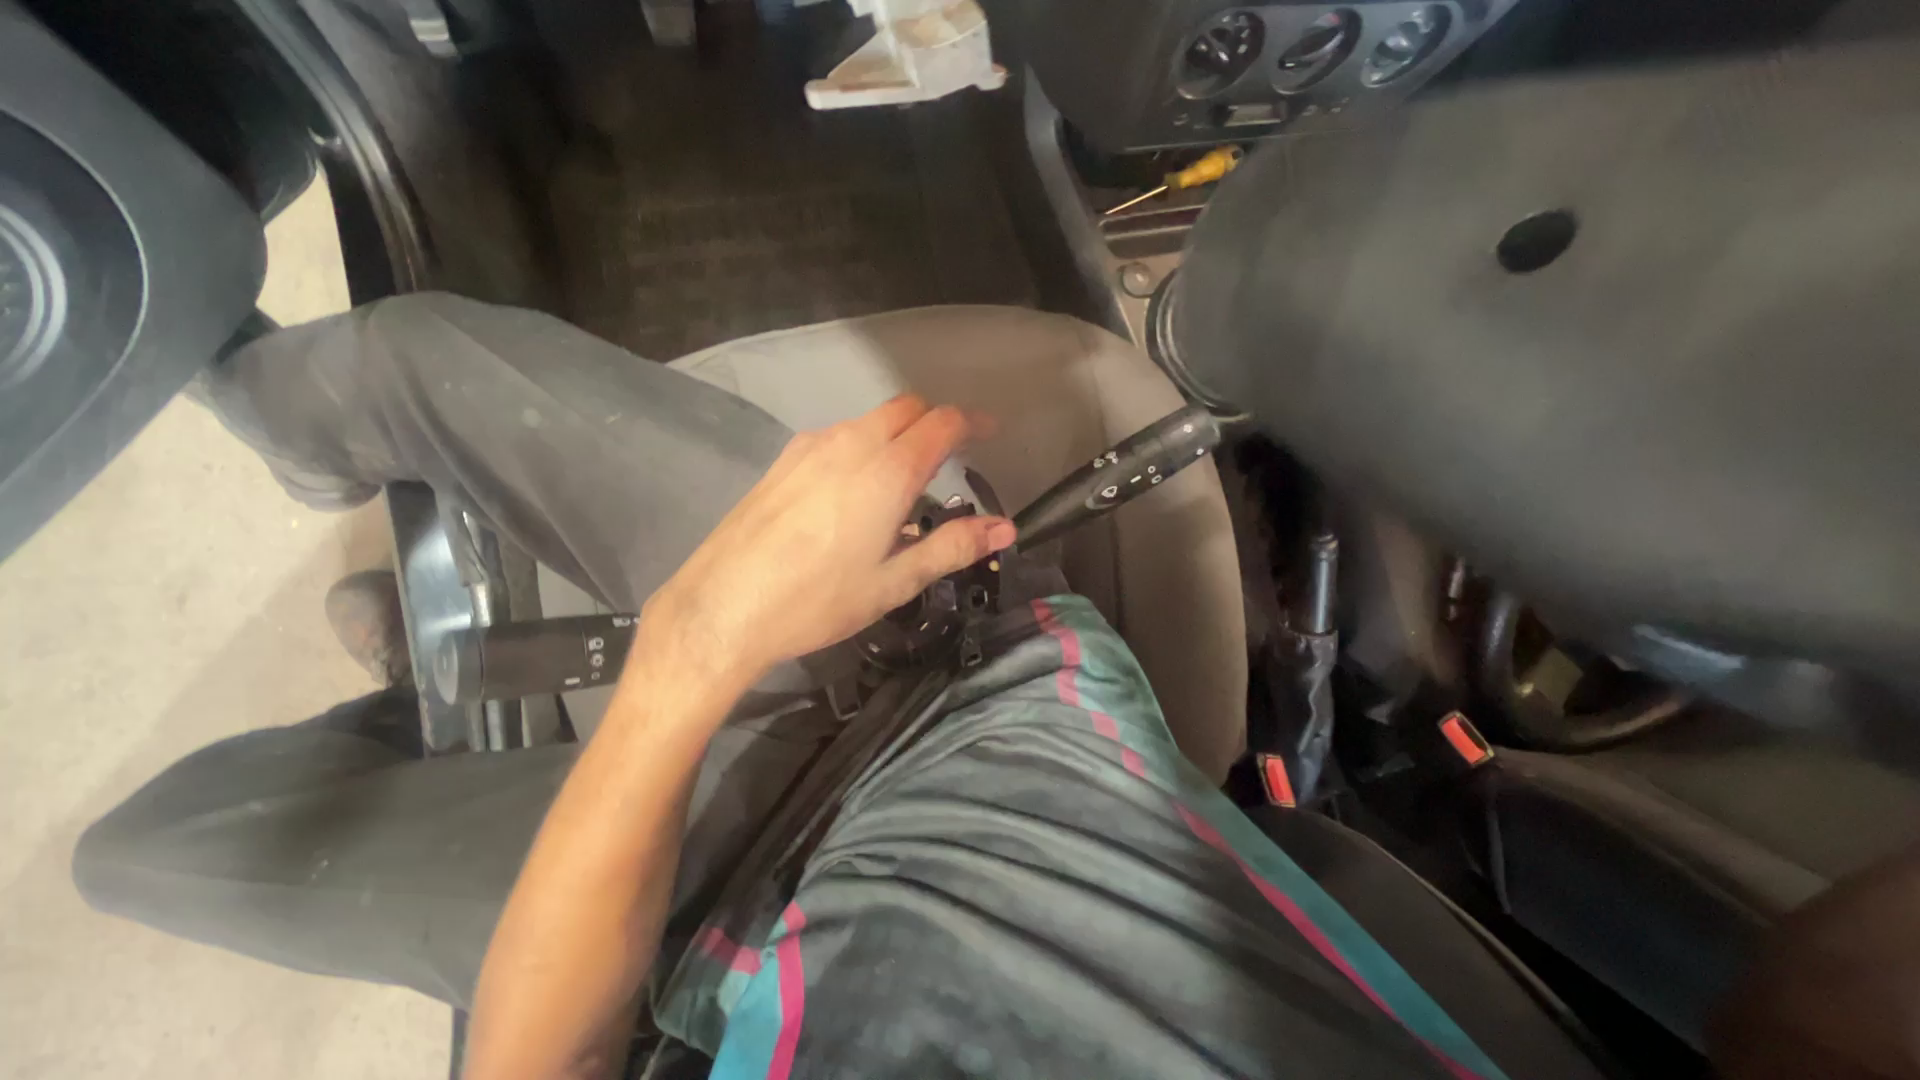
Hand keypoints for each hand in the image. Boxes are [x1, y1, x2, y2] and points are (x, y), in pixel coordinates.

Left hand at [637, 396, 1016, 694]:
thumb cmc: (817, 601)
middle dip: (935, 422)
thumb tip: (1005, 528)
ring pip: (869, 421)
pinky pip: (837, 436)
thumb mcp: (893, 582)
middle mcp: (851, 443)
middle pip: (906, 409)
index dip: (972, 423)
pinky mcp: (783, 461)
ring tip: (904, 481)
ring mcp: (811, 448)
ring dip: (897, 434)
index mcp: (887, 470)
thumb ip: (952, 548)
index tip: (990, 434)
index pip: (942, 422)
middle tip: (952, 458)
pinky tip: (853, 492)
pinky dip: (862, 446)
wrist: (723, 607)